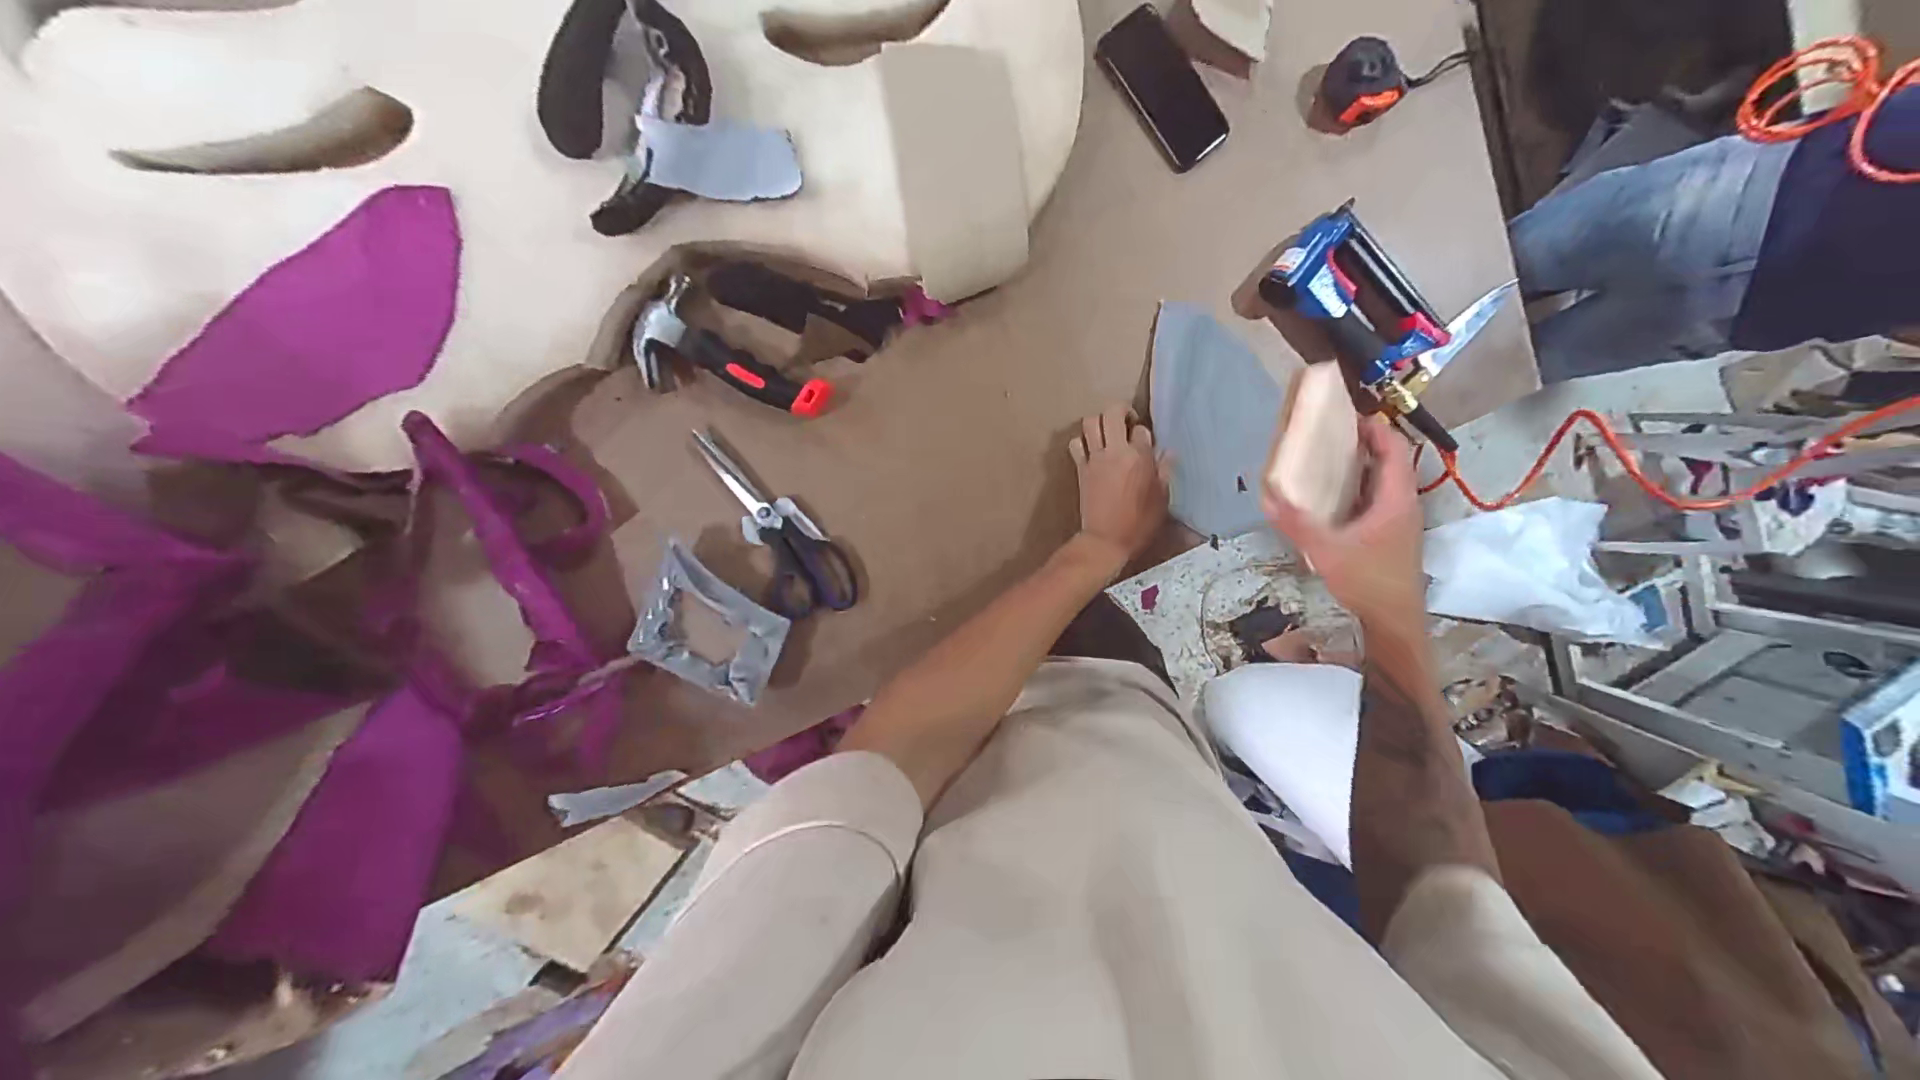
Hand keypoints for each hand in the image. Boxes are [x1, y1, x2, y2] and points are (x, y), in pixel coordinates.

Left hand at [1069, 405, 1168, 569]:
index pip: (1141, 430)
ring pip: (1090, 422)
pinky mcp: (1080, 468)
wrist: (1105, 540)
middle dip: (1120, 411)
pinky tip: (1091, 450)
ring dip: (1098, 422)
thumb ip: (1164, 472)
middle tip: (1127, 423)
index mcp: (1139, 458)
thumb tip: (1168, 453)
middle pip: (1112, 413)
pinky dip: (1081, 441)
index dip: (1144, 434)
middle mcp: (1115, 452)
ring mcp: (1094, 458)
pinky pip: (1076, 444)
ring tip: (1107, 433)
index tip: (1145, 444)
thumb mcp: (1161, 499)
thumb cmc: (1139, 523)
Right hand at [1262, 419, 1425, 631]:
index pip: (1394, 452)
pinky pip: (1378, 498)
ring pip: (1385, 481)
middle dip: (1366, 444)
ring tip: (1329, 458)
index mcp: (1395, 501)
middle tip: (1332, 434)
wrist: (1393, 619)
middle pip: (1391, 462)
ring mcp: (1399, 521)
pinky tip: (1335, 495)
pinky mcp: (1391, 534)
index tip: (1350, 416)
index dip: (1377, 430)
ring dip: (1363, 466)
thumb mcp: (1327, 552)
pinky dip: (1360, 487)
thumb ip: (1298, 525)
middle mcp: (1403, 505)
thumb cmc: (1368, 581)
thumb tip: (1269, 499)